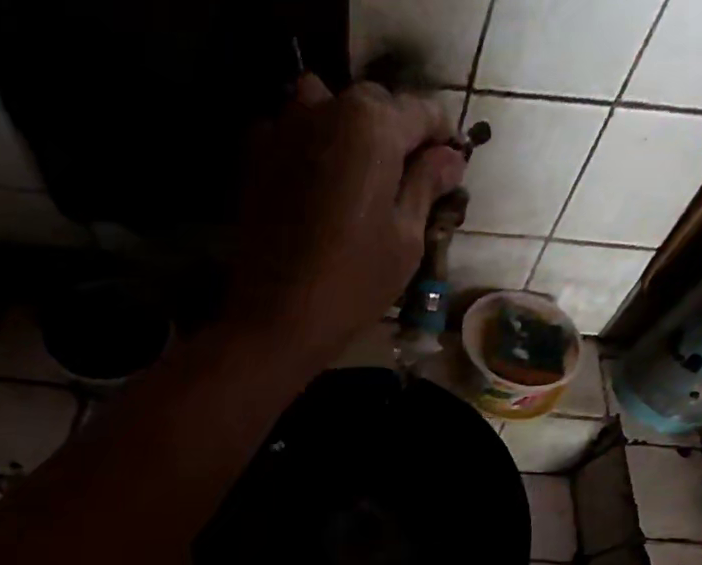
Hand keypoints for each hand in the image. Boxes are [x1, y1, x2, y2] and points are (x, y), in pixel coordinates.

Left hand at [228, 75, 466, 360]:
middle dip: (393, 135)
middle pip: (373, 107)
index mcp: (372, 124)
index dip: (441, 139)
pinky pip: (286, 136)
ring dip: (344, 130)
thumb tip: (449, 157)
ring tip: (352, 176)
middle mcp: (325, 110)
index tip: (448, 167)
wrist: (273, 320)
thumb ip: (426, 185)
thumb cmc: (350, 283)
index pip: (423, 112)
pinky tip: (310, 187)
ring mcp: (282, 131)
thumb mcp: (405, 240)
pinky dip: (303, 148)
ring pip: (324, 110)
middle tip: (402, 181)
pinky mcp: (252, 162)